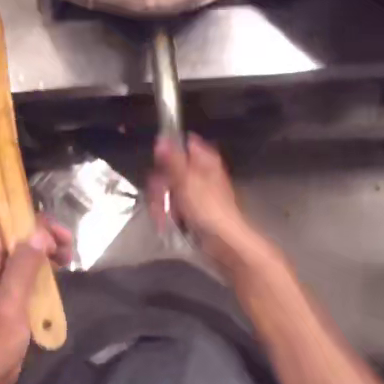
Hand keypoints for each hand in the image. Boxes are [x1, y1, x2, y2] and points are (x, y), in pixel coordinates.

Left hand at [0, 218, 72, 383]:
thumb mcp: (10, 305)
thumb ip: (23, 267)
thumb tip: (39, 233)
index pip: (3, 228)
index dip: (32, 225)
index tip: (60, 236)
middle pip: (12, 239)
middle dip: (41, 238)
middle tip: (70, 247)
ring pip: (18, 256)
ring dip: (43, 253)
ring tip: (67, 259)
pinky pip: (19, 274)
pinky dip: (38, 271)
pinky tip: (56, 275)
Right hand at [151, 135, 265, 271]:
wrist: (224, 245)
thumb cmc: (208, 210)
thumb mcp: (186, 180)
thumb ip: (172, 158)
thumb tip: (161, 138)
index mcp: (205, 161)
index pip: (184, 145)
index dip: (168, 152)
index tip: (159, 164)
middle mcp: (201, 176)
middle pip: (171, 171)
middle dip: (161, 185)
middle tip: (161, 195)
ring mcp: (197, 197)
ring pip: (168, 192)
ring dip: (162, 204)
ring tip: (166, 216)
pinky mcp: (193, 216)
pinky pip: (172, 210)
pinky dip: (167, 217)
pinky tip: (167, 225)